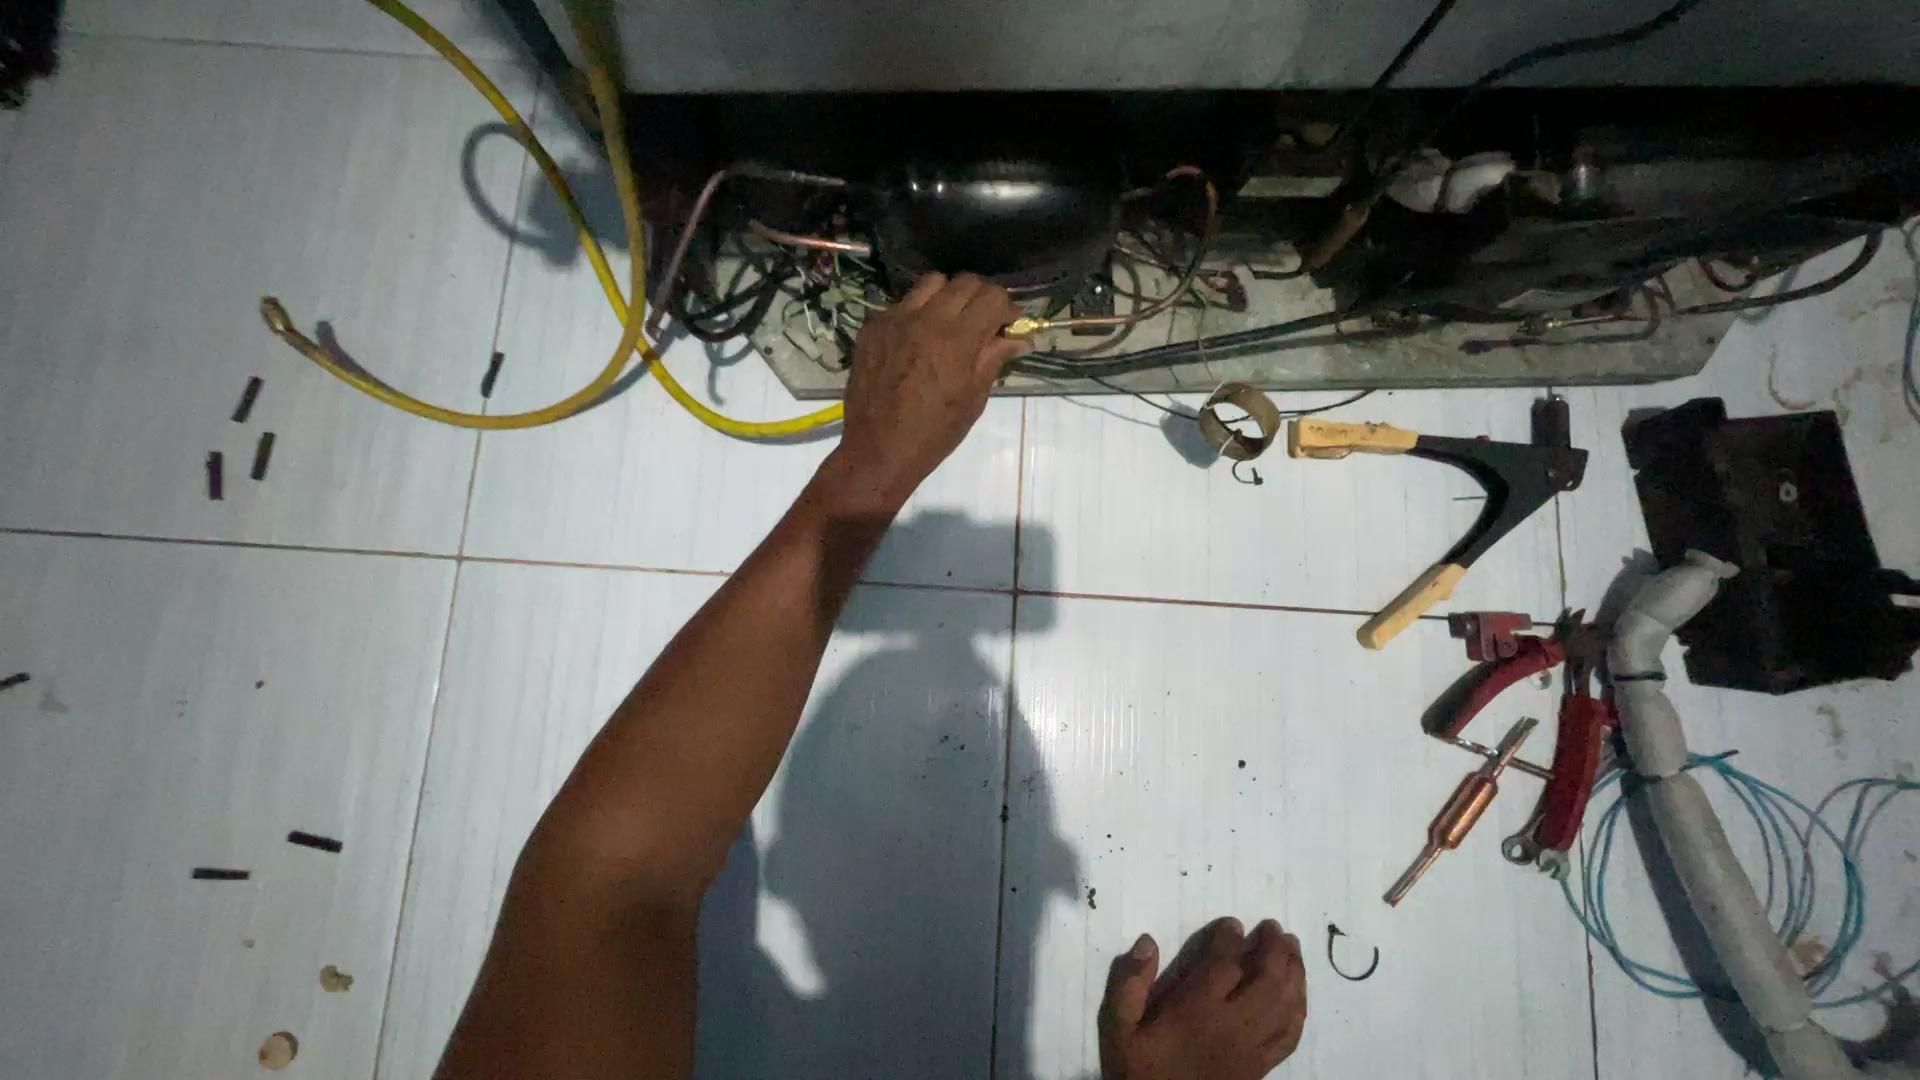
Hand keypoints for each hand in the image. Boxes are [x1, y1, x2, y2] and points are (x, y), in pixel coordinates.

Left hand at [833, 273, 1028, 505]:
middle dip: (981, 297)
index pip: (993, 297)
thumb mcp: (973, 400)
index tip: (1008, 325)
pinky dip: (917, 313)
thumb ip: (994, 359)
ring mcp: (895, 319)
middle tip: (983, 321)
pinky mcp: (873, 327)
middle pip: (964, 282)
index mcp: (957, 339)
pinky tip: (918, 340)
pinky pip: (902, 304)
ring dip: (948, 296)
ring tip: (949, 322)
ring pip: (931, 283)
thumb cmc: (933, 433)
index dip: (1007, 308)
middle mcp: (926, 319)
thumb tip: (1020, 338)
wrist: (878, 450)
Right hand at [1099, 918, 1306, 1079]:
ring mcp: (1251, 1049)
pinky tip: (1299, 994)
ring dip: (1294, 973)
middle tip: (1274, 926)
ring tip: (1293, 947)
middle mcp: (1230, 1025)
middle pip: (1266, 979)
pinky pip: (1290, 1036)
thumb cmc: (1137, 1070)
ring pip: (1284, 1005)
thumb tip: (1148, 941)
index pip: (1223, 964)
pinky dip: (1299, 1010)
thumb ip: (1128, 983)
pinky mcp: (1260, 1068)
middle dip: (1274, 948)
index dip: (1230, 938)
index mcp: (1195, 1010)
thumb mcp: (1118, 1027)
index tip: (1233, 922)